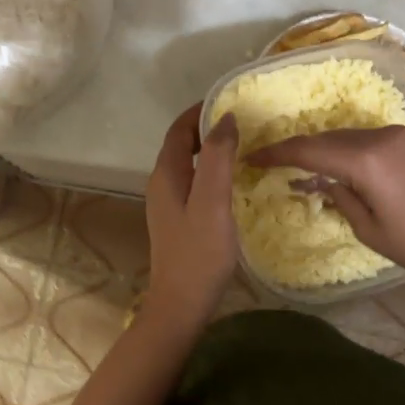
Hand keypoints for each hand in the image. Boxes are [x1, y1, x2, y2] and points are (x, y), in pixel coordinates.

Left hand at [142, 103, 240, 323]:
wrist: (181, 304)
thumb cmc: (199, 252)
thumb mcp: (212, 201)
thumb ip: (216, 158)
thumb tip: (224, 118)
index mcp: (166, 174)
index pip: (179, 129)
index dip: (199, 111)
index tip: (229, 101)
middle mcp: (161, 184)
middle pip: (181, 144)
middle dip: (207, 129)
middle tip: (243, 123)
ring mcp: (168, 204)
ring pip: (187, 165)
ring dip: (210, 151)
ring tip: (243, 147)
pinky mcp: (177, 221)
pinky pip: (193, 184)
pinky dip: (210, 173)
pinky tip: (233, 183)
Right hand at [245, 126, 404, 299]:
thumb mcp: (372, 230)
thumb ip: (341, 198)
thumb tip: (325, 182)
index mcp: (366, 158)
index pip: (308, 149)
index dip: (276, 153)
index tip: (251, 158)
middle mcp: (383, 136)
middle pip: (329, 138)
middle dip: (301, 150)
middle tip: (274, 164)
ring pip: (351, 138)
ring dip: (328, 150)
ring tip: (307, 170)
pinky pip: (373, 141)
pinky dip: (352, 152)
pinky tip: (345, 170)